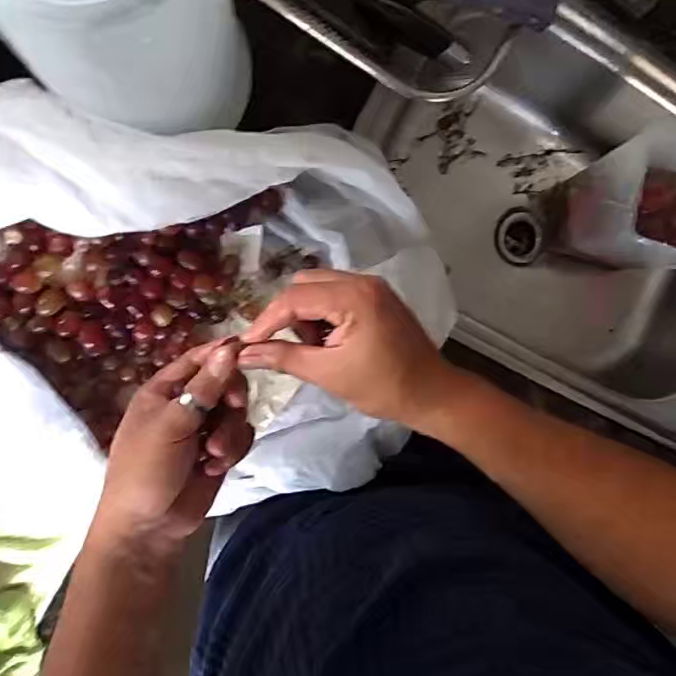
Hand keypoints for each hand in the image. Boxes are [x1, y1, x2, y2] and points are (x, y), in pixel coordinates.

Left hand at [88, 338, 255, 556]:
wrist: (148, 526)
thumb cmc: (146, 469)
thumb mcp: (172, 424)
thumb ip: (204, 387)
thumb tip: (230, 347)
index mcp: (164, 390)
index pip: (199, 359)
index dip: (223, 354)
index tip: (250, 352)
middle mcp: (186, 405)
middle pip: (226, 383)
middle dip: (232, 399)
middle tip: (233, 409)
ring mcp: (203, 429)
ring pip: (237, 413)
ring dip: (230, 432)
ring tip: (214, 454)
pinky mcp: (218, 452)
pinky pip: (241, 437)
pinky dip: (233, 450)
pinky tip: (215, 467)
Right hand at [237, 270, 470, 429]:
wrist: (432, 394)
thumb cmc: (383, 387)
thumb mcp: (328, 373)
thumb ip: (284, 357)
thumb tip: (243, 353)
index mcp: (353, 296)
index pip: (294, 297)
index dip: (266, 321)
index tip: (247, 344)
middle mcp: (363, 281)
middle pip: (305, 283)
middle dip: (289, 314)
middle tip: (287, 347)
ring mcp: (373, 287)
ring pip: (320, 287)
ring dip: (307, 314)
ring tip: (316, 349)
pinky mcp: (378, 297)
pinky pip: (338, 294)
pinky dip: (325, 313)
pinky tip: (331, 342)